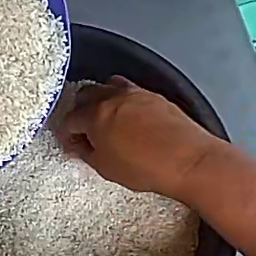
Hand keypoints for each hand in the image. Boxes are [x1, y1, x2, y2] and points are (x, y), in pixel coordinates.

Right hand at [57, 77, 225, 199]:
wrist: (189, 161)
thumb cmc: (147, 166)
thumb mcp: (106, 168)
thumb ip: (87, 153)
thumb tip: (80, 147)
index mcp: (95, 115)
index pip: (69, 119)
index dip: (66, 134)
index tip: (70, 144)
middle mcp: (113, 98)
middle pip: (85, 95)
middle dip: (79, 111)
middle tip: (83, 130)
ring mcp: (136, 94)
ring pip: (108, 87)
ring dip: (101, 100)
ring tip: (104, 119)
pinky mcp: (155, 97)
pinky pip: (131, 91)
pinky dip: (122, 101)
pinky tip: (128, 117)